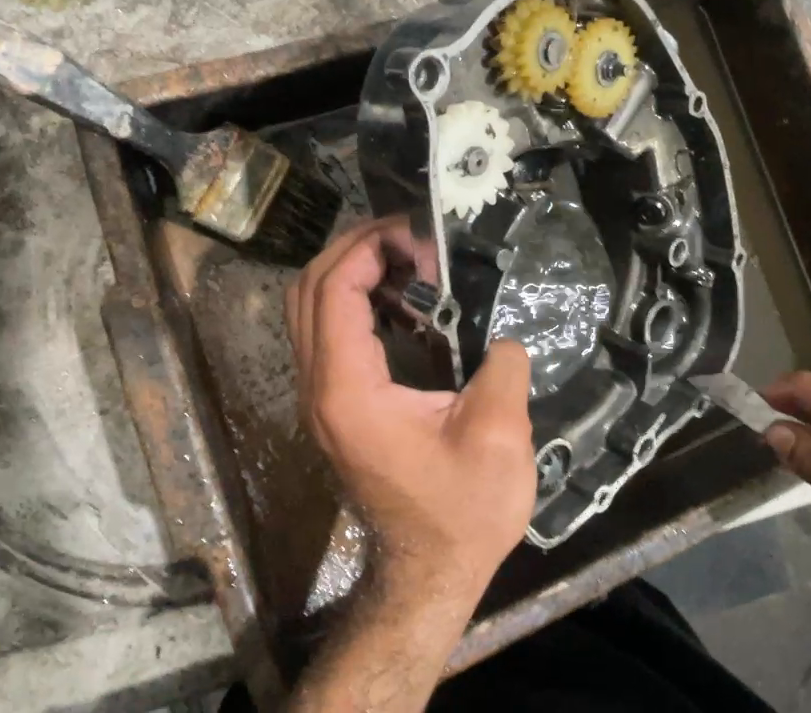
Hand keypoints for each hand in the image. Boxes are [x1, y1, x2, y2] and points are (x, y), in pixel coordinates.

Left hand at [286, 217, 535, 604]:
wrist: (426, 576)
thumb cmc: (460, 513)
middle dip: (353, 248)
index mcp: (349, 390)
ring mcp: (320, 400)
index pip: (334, 291)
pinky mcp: (334, 409)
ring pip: (308, 311)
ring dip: (349, 273)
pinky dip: (353, 302)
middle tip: (408, 236)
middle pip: (307, 290)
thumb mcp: (498, 437)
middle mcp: (319, 388)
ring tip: (405, 259)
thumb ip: (502, 369)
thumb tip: (503, 340)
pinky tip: (402, 302)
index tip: (417, 234)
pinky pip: (325, 335)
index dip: (369, 248)